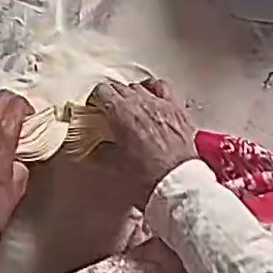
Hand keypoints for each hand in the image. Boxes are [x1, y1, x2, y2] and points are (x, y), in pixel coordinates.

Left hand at [0, 91, 31, 231]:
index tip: (31, 117)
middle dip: (14, 103)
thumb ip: (21, 161)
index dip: (27, 107)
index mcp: (2, 135)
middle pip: (1, 97)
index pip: (17, 104)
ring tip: (0, 114)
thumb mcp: (19, 183)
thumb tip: (20, 155)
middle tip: (20, 114)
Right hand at [86, 78, 197, 204]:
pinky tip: (152, 99)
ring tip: (130, 110)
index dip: (95, 101)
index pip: (101, 92)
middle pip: (119, 87)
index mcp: (122, 114)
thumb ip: (102, 150)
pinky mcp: (177, 109)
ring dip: (131, 95)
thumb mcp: (115, 167)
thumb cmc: (148, 179)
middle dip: (111, 98)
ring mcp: (161, 103)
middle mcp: (141, 102)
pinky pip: (162, 88)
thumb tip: (98, 146)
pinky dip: (154, 91)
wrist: (177, 186)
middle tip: (108, 114)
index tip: (94, 110)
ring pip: (139, 86)